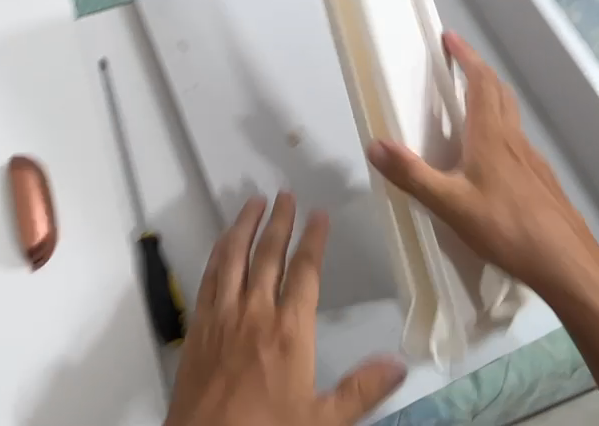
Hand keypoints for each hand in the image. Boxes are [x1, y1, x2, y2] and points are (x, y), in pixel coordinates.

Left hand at [164, 192, 406, 425]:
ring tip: (254, 201)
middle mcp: (255, 311)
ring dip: (245, 225)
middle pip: (269, 254)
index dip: (313, 239)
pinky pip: (210, 274)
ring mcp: (223, 313)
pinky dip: (219, 250)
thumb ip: (361, 389)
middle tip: (286, 194)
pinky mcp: (199, 321)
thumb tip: (399, 362)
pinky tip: (224, 241)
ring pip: (235, 255)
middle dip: (280, 222)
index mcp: (290, 330)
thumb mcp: (324, 420)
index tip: (320, 215)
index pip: (305, 271)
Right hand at [366, 31, 598, 294]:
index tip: (450, 38)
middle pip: (500, 93)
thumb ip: (412, 175)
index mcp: (491, 137)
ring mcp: (533, 162)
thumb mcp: (451, 205)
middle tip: (460, 63)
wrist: (570, 266)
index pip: (481, 83)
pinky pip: (519, 143)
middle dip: (480, 72)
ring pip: (512, 118)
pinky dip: (502, 131)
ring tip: (471, 104)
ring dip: (492, 99)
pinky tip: (493, 159)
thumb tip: (375, 145)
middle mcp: (514, 141)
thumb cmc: (508, 228)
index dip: (467, 57)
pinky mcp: (543, 183)